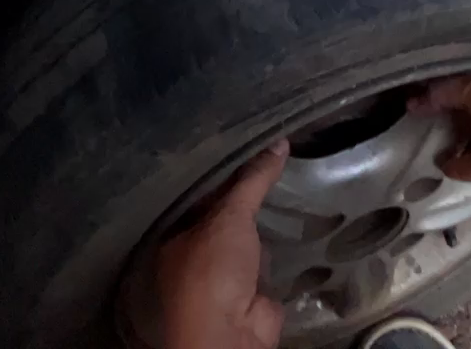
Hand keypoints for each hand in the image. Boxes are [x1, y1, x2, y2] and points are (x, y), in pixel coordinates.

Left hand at [157, 140, 288, 348]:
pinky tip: (294, 219)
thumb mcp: (231, 214)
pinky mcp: (251, 291)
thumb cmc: (213, 269)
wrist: (230, 336)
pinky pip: (266, 256)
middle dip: (246, 193)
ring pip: (246, 235)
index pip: (200, 193)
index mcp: (177, 235)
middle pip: (225, 212)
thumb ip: (254, 178)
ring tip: (286, 181)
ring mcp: (224, 274)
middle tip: (271, 157)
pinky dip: (278, 245)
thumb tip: (280, 141)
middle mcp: (196, 253)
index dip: (223, 170)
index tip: (246, 142)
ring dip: (263, 220)